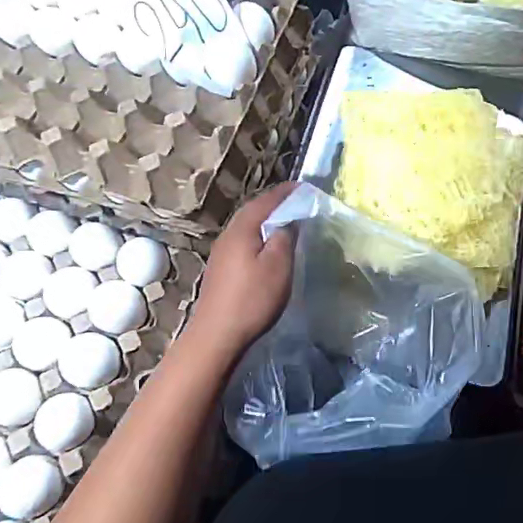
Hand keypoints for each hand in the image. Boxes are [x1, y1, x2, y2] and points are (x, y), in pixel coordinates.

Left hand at [182, 182, 298, 356]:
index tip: (305, 187)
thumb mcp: (278, 265)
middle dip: (275, 204)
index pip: (266, 200)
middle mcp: (228, 235)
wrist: (217, 335)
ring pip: (247, 228)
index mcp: (242, 229)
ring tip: (287, 223)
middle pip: (253, 211)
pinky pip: (243, 243)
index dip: (286, 192)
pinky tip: (268, 249)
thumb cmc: (252, 298)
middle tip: (298, 203)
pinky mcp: (221, 270)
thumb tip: (288, 219)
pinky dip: (259, 238)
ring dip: (266, 222)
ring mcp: (221, 253)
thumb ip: (284, 237)